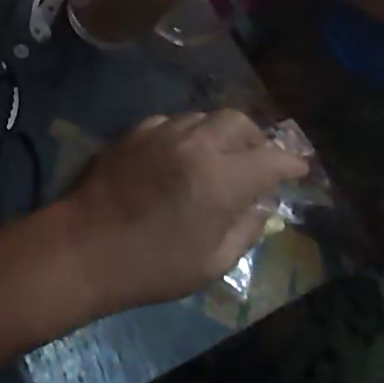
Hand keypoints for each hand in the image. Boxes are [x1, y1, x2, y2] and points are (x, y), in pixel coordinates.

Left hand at [61, 110, 309, 310]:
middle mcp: (195, 144)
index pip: (271, 159)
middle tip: (257, 161)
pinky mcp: (134, 131)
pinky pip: (170, 121)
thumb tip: (263, 207)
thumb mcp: (211, 262)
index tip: (299, 169)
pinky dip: (185, 133)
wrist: (84, 246)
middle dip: (255, 138)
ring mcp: (160, 132)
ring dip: (218, 133)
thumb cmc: (152, 266)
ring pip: (202, 116)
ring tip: (218, 157)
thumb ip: (245, 229)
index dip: (290, 163)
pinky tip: (180, 155)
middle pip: (238, 120)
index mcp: (221, 178)